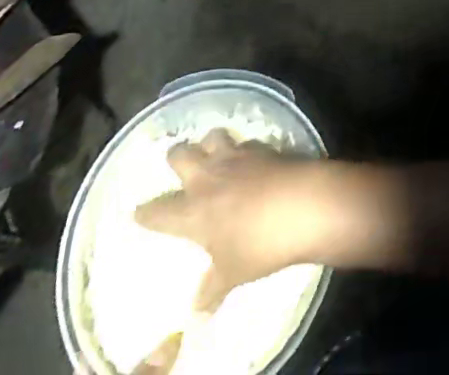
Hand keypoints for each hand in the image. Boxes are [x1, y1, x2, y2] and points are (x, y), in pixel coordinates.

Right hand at [133, 131, 328, 313]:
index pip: (157, 211)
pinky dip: (246, 148)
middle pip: (180, 156)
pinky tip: (254, 157)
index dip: (147, 213)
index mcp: (192, 211)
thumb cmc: (261, 244)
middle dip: (177, 158)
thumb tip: (197, 313)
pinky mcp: (266, 147)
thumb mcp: (233, 274)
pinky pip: (248, 142)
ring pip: (214, 136)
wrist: (306, 206)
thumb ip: (212, 289)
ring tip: (215, 151)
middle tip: (180, 164)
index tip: (141, 213)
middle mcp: (209, 178)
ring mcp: (238, 158)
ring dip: (211, 143)